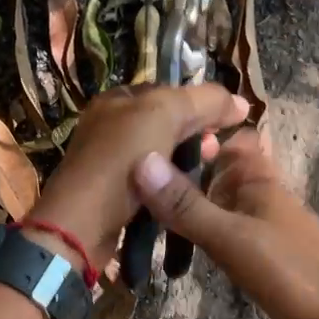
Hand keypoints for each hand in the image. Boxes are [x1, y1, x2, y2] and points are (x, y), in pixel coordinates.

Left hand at [23, 84, 248, 272]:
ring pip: (158, 158)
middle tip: (217, 149)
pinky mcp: (111, 199)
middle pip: (164, 126)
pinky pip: (149, 187)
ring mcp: (108, 167)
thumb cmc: (119, 161)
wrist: (79, 225)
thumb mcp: (163, 113)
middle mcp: (108, 130)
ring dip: (184, 163)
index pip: (167, 93)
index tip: (228, 121)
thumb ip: (204, 100)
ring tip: (206, 169)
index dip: (201, 103)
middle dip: (195, 134)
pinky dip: (168, 188)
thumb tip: (239, 103)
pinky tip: (183, 194)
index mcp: (116, 101)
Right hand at [131, 130, 318, 318]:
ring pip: (216, 205)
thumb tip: (140, 163)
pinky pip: (217, 233)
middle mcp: (258, 199)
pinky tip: (171, 245)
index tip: (156, 142)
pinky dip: (195, 234)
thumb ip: (186, 206)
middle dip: (183, 173)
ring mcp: (257, 229)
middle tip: (132, 182)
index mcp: (259, 181)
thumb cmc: (290, 271)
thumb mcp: (230, 236)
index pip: (232, 140)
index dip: (200, 133)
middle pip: (219, 173)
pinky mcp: (254, 257)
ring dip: (185, 206)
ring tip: (139, 212)